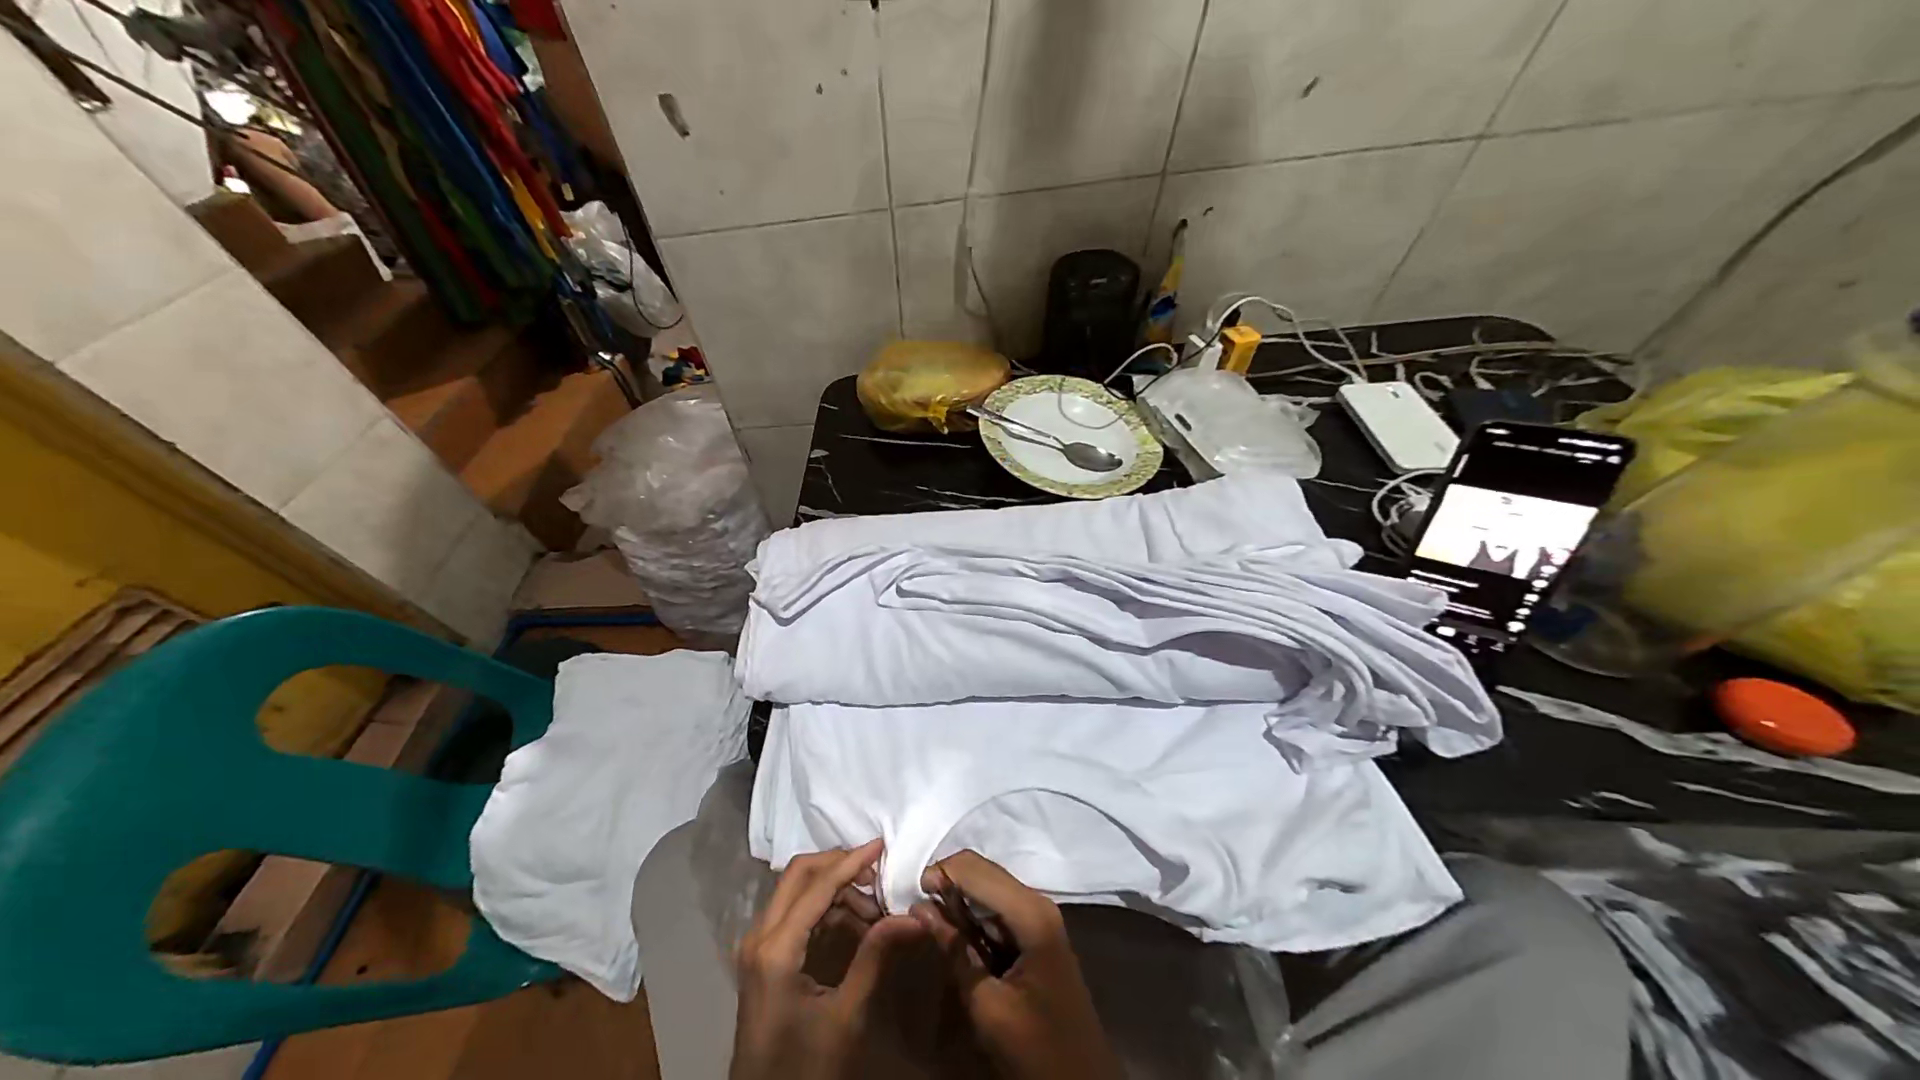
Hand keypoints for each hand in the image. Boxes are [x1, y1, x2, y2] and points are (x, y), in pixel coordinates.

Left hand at [730, 840, 924, 1079]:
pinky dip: (824, 908)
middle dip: (839, 865)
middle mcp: (758, 936)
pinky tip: (854, 925)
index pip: (817, 886)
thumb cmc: (805, 1065)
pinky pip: (793, 913)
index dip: (852, 862)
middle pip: (798, 875)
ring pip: (795, 891)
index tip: (883, 845)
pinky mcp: (761, 957)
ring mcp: (756, 946)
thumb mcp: (846, 1016)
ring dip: (834, 889)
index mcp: (775, 948)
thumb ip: (875, 958)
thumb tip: (913, 916)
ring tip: (874, 911)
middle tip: (878, 873)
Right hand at [911, 851, 1121, 1079]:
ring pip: (988, 885)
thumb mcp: (986, 1004)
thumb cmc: (1034, 1046)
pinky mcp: (1036, 929)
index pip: (974, 868)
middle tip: (920, 912)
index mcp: (1029, 914)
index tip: (913, 900)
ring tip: (933, 921)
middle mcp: (1037, 902)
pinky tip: (957, 932)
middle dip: (947, 883)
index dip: (940, 874)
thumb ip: (954, 950)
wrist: (1081, 1078)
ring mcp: (1039, 914)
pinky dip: (974, 911)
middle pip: (982, 870)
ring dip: (959, 897)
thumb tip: (920, 908)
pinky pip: (998, 905)